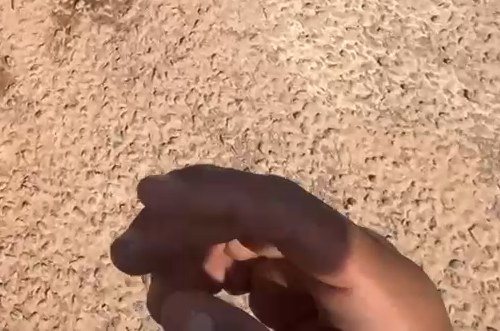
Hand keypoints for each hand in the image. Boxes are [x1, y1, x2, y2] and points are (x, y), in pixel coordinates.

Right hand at [111, 165, 451, 330]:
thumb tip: (175, 304)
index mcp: (375, 280)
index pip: (282, 208)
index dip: (210, 194)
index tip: (145, 197)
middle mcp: (361, 263)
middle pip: (258, 216)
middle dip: (185, 228)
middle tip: (124, 255)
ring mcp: (348, 280)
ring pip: (253, 239)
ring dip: (194, 256)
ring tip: (154, 295)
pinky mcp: (335, 301)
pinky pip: (264, 269)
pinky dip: (221, 280)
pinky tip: (194, 303)